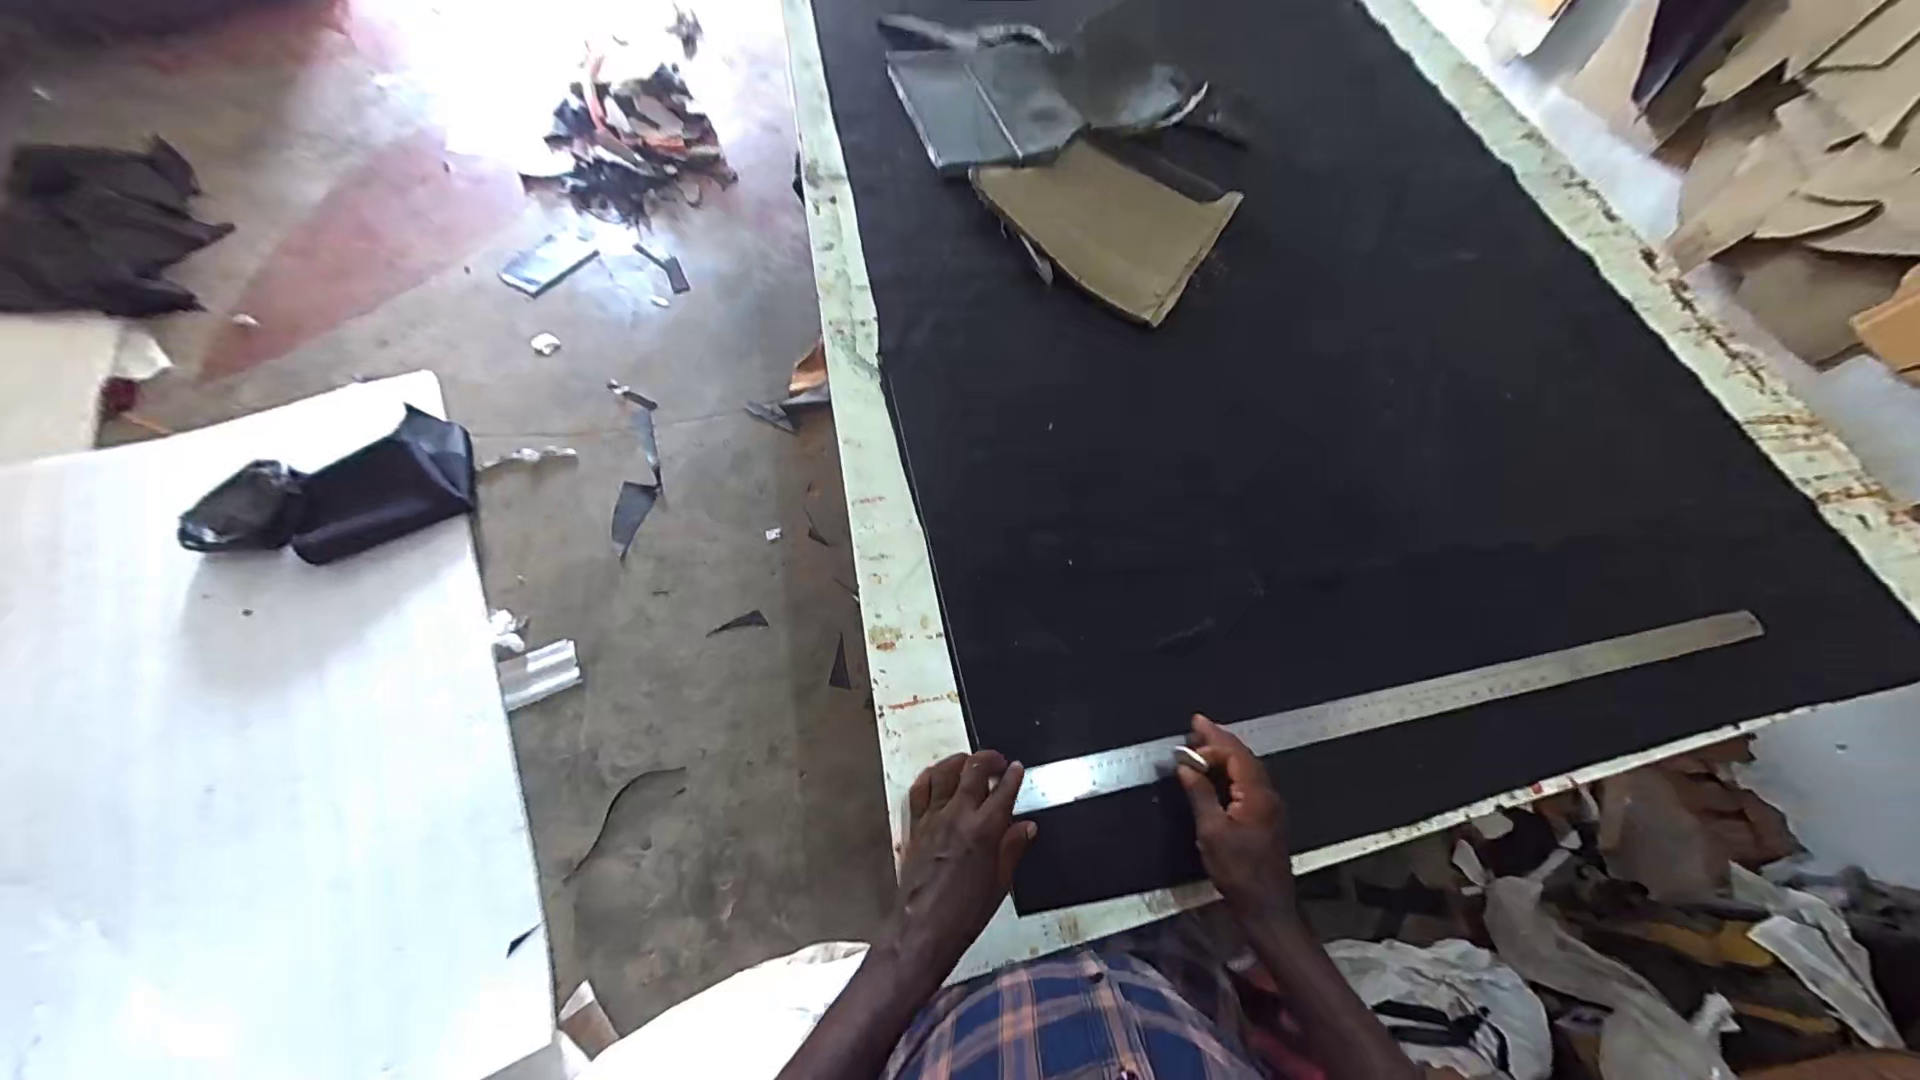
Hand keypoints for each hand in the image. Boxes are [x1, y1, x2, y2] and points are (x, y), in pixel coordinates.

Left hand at [885, 751, 1036, 986]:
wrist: (922, 930)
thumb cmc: (961, 915)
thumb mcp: (999, 884)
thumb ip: (1013, 849)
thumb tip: (1025, 829)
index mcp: (984, 830)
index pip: (1003, 790)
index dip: (1013, 775)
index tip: (1017, 768)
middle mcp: (958, 816)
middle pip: (974, 770)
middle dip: (989, 759)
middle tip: (997, 761)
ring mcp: (933, 817)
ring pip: (945, 772)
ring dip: (960, 761)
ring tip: (969, 762)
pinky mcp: (916, 825)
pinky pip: (920, 789)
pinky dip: (930, 777)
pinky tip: (938, 775)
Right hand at [1176, 714, 1296, 918]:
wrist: (1267, 908)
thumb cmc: (1237, 870)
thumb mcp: (1211, 831)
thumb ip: (1199, 793)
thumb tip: (1186, 765)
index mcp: (1257, 795)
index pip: (1236, 755)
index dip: (1212, 742)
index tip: (1190, 734)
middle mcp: (1268, 795)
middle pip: (1244, 757)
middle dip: (1219, 739)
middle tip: (1196, 725)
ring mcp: (1270, 807)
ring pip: (1248, 768)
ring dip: (1225, 753)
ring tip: (1201, 742)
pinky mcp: (1266, 818)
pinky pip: (1248, 781)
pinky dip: (1230, 769)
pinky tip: (1216, 771)